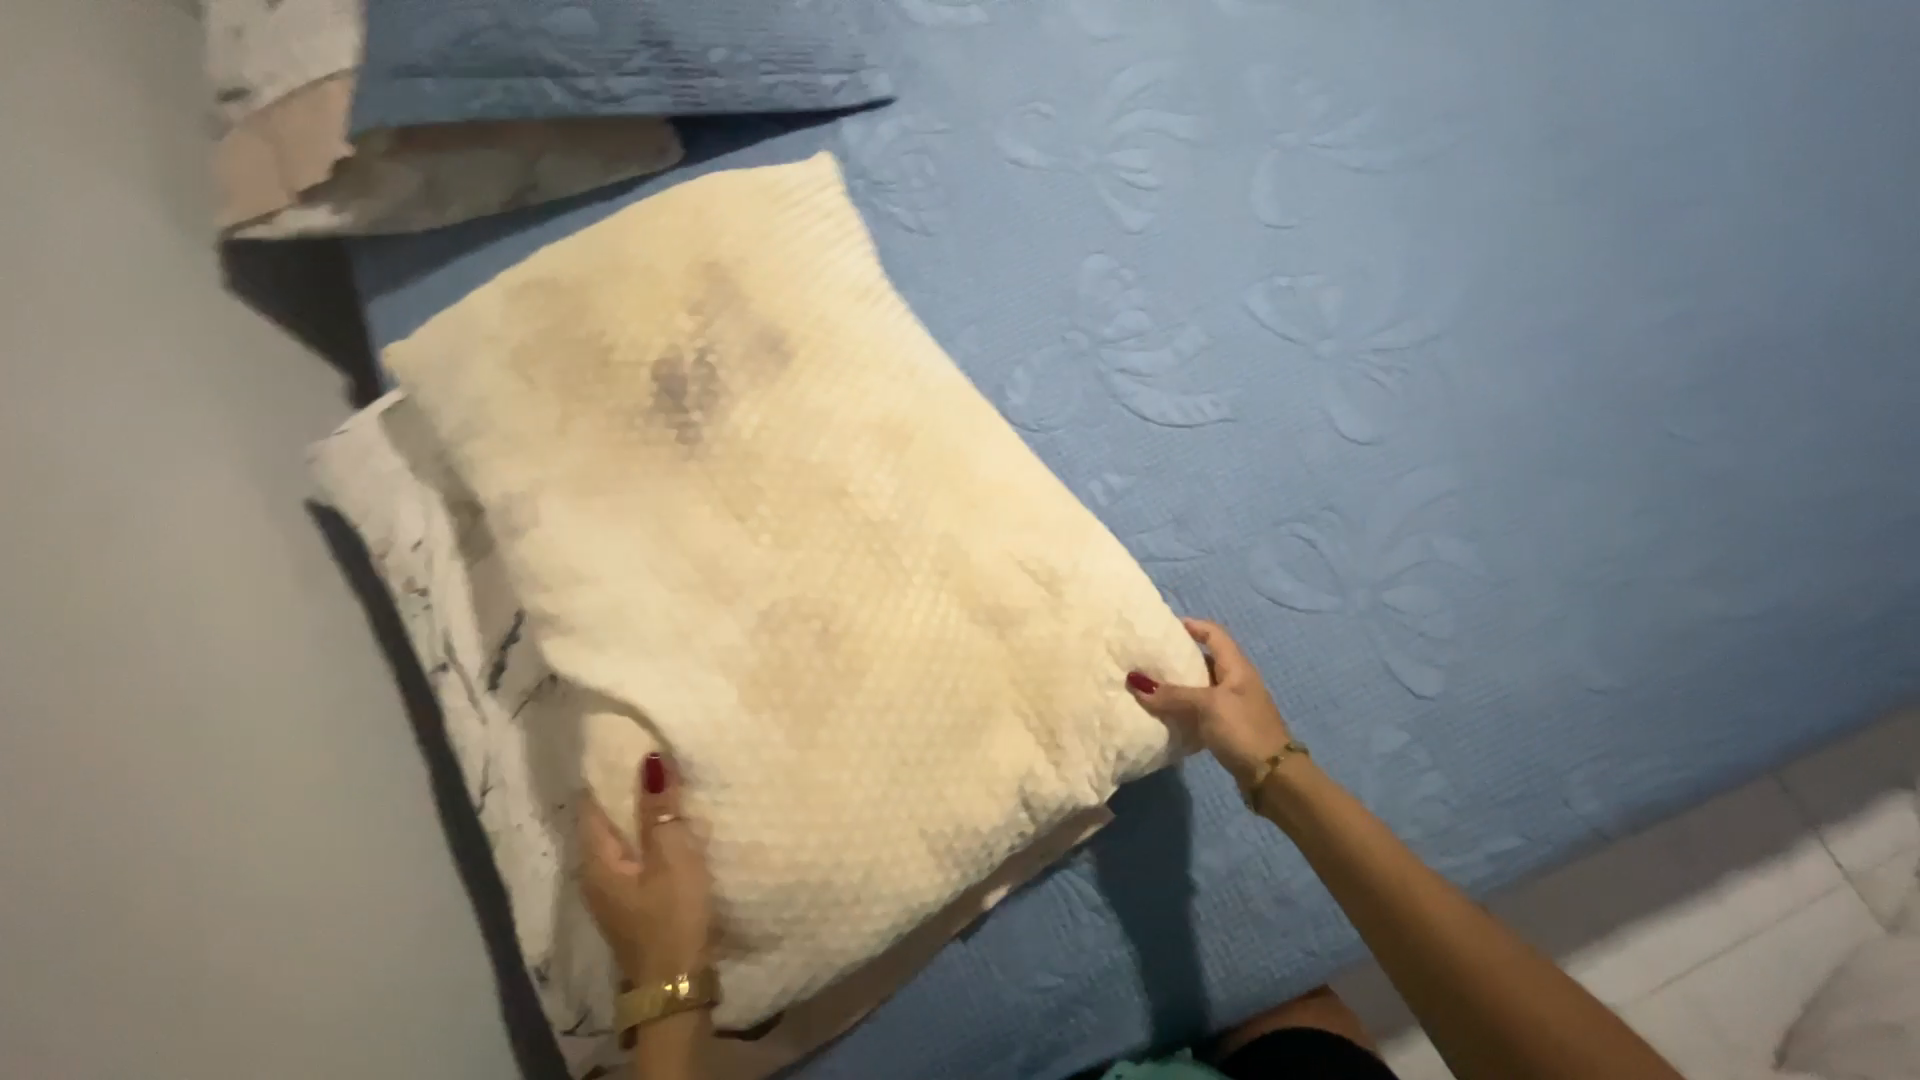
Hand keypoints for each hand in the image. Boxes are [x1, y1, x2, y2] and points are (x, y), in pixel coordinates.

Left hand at [577, 751, 713, 983]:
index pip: (592, 802)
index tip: (627, 739)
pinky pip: (639, 856)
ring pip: (624, 839)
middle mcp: (595, 873)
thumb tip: (650, 759)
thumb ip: (661, 809)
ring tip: (670, 783)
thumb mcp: (672, 855)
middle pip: (607, 819)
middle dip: (628, 789)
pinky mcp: (635, 904)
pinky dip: (653, 836)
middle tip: (655, 753)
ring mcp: (614, 892)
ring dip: (643, 814)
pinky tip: (675, 826)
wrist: (677, 984)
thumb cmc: (672, 915)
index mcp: (596, 859)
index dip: (607, 770)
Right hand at [1127, 618, 1294, 789]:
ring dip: (1177, 685)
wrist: (1272, 776)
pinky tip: (1163, 714)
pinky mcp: (1227, 727)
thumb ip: (1172, 694)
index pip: (1214, 634)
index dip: (1192, 625)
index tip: (1163, 627)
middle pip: (1204, 659)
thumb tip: (1134, 681)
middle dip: (1177, 657)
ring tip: (1148, 684)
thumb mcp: (1207, 706)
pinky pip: (1199, 710)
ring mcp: (1232, 705)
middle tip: (1147, 657)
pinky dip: (1181, 709)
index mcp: (1236, 667)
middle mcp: (1235, 681)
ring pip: (1199, 686)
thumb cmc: (1243, 730)